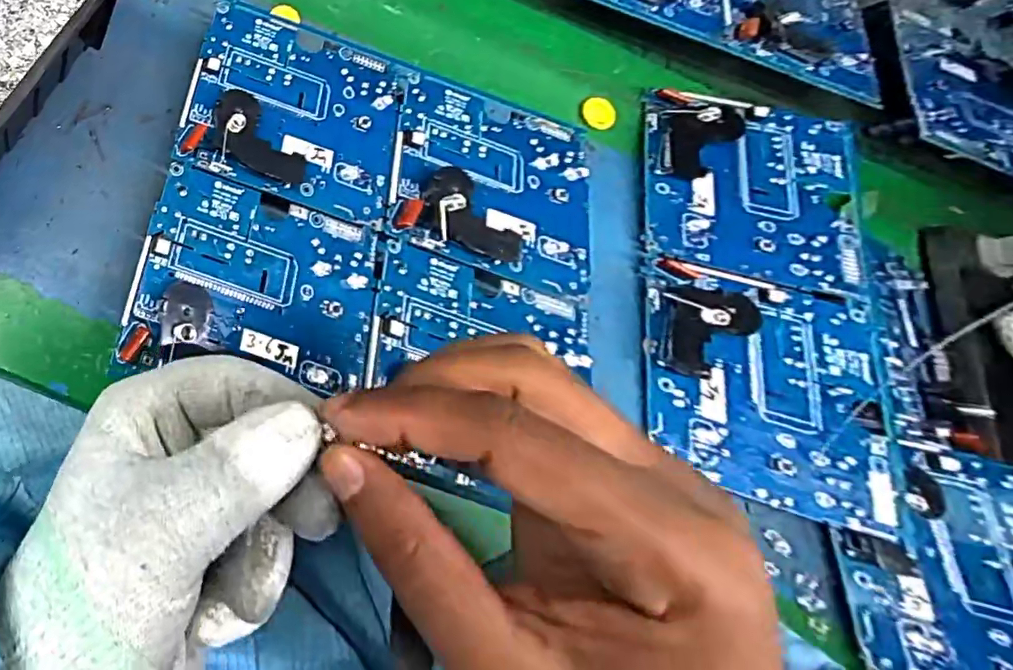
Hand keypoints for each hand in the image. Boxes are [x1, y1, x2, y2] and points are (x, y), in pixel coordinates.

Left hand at [0, 356, 339, 668]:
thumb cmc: (99, 585)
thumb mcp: (164, 523)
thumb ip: (234, 473)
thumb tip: (305, 422)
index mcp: (147, 411)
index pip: (230, 381)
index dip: (284, 403)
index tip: (335, 442)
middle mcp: (173, 446)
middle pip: (260, 440)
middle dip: (279, 492)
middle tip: (313, 522)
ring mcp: (193, 501)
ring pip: (268, 502)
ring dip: (257, 556)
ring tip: (217, 592)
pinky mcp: (209, 552)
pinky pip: (259, 551)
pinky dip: (246, 588)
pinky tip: (205, 614)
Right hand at [319, 335, 779, 669]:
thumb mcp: (503, 669)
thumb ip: (421, 565)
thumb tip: (342, 462)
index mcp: (673, 544)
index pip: (516, 433)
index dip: (415, 415)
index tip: (339, 422)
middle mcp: (672, 484)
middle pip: (529, 375)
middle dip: (429, 383)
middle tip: (361, 421)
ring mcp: (648, 469)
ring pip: (528, 371)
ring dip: (445, 381)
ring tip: (388, 422)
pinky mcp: (613, 470)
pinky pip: (532, 401)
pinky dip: (466, 400)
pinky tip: (429, 430)